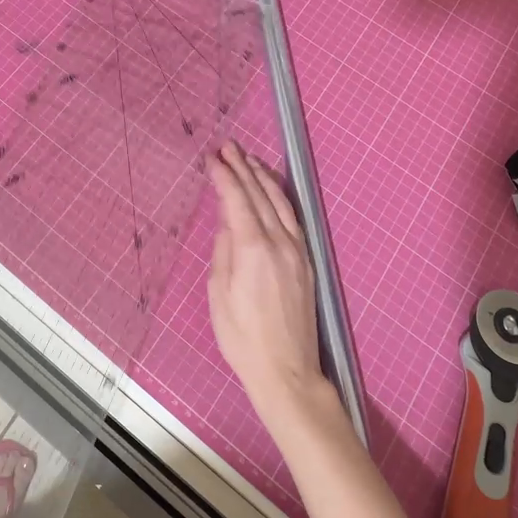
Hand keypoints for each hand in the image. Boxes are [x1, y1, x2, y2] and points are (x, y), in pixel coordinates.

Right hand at [207, 141, 327, 416]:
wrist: (286, 371)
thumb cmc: (242, 337)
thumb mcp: (218, 293)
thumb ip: (223, 251)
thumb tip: (227, 222)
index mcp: (253, 249)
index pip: (237, 200)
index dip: (224, 176)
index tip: (211, 158)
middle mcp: (279, 243)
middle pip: (260, 195)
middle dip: (243, 168)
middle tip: (228, 147)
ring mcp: (297, 251)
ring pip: (281, 203)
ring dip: (263, 177)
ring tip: (249, 159)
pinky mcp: (306, 262)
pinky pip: (292, 218)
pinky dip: (279, 197)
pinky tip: (272, 190)